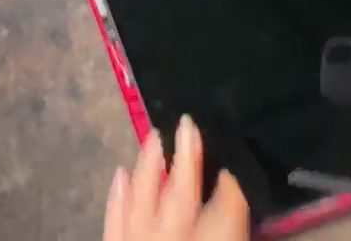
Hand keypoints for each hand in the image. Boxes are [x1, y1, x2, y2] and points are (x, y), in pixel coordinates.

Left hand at [103, 115, 249, 240]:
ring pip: (142, 198)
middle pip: (181, 192)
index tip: (234, 154)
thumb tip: (235, 192)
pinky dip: (117, 196)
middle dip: (185, 156)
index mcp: (213, 240)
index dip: (233, 177)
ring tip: (152, 136)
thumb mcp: (231, 240)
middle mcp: (174, 236)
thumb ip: (234, 223)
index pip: (228, 202)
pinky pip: (114, 222)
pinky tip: (120, 173)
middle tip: (187, 121)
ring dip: (147, 166)